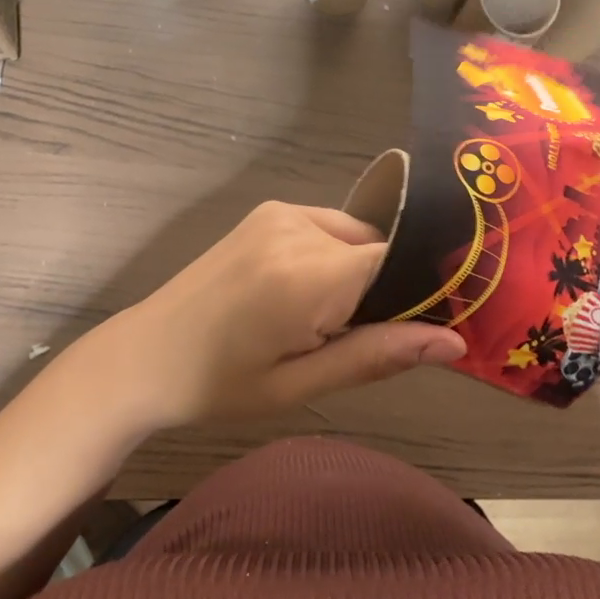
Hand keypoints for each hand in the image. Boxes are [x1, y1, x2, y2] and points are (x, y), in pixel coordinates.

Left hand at [91, 201, 465, 429]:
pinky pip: (329, 230)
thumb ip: (376, 356)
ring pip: (357, 240)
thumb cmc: (219, 385)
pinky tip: (304, 298)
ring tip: (319, 324)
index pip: (398, 262)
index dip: (421, 294)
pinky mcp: (266, 214)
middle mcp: (296, 227)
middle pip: (380, 251)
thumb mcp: (299, 385)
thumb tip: (454, 343)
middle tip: (351, 342)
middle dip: (384, 293)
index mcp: (306, 275)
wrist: (145, 358)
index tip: (421, 332)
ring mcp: (278, 214)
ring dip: (357, 278)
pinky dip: (335, 260)